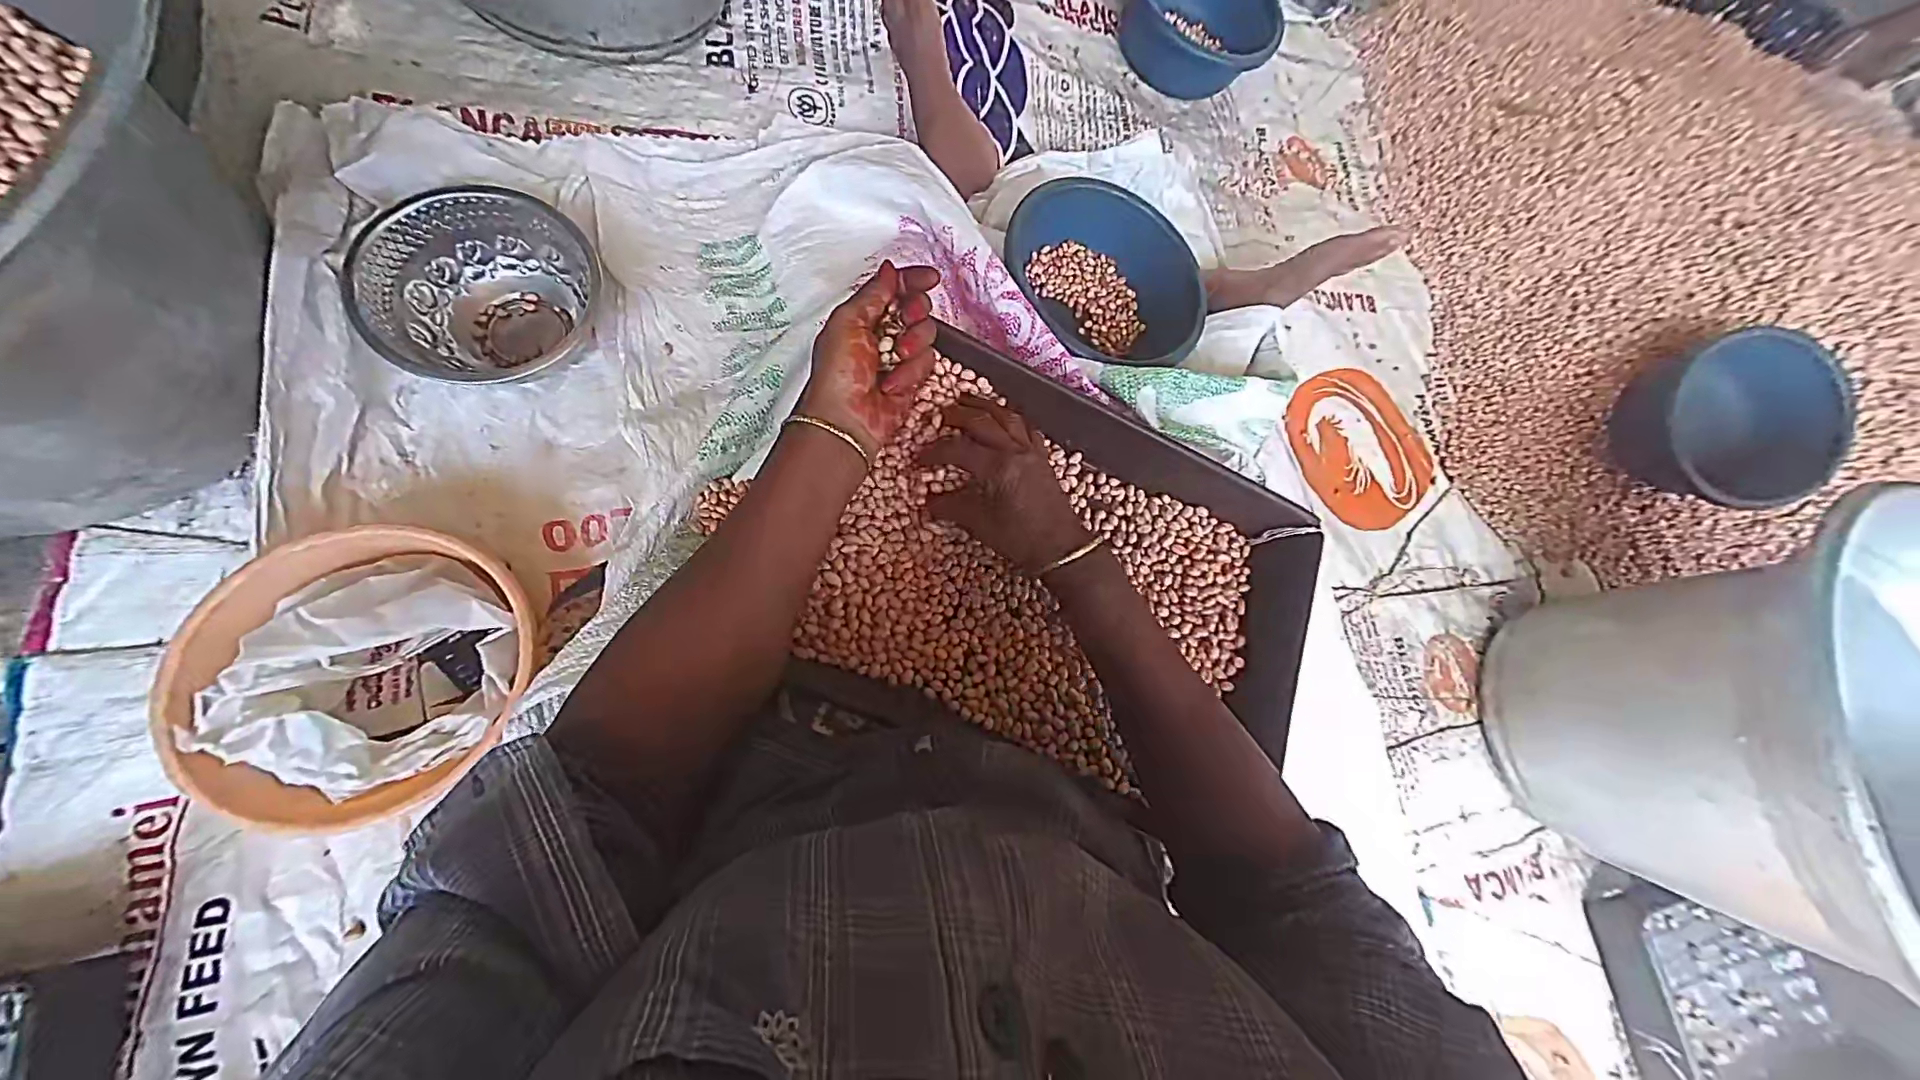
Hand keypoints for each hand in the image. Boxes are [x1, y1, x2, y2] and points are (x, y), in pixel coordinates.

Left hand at [796, 261, 941, 456]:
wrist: (846, 420)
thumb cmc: (837, 376)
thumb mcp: (848, 321)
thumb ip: (873, 293)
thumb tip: (889, 271)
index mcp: (863, 316)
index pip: (894, 288)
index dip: (912, 280)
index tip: (930, 278)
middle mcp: (882, 334)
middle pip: (916, 308)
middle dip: (916, 311)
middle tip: (907, 318)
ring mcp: (898, 358)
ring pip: (926, 335)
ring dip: (913, 343)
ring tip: (895, 356)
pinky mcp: (911, 379)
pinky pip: (927, 363)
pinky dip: (910, 372)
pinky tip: (892, 383)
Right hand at [916, 395, 1091, 573]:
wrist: (1060, 548)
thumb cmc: (1019, 539)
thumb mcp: (980, 524)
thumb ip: (952, 508)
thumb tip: (929, 502)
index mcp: (997, 467)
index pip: (958, 449)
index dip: (934, 452)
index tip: (919, 459)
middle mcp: (1015, 452)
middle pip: (982, 421)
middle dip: (958, 415)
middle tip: (940, 414)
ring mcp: (1032, 451)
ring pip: (1007, 416)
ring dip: (985, 406)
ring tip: (968, 402)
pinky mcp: (1043, 457)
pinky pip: (1026, 427)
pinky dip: (1011, 418)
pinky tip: (1003, 418)